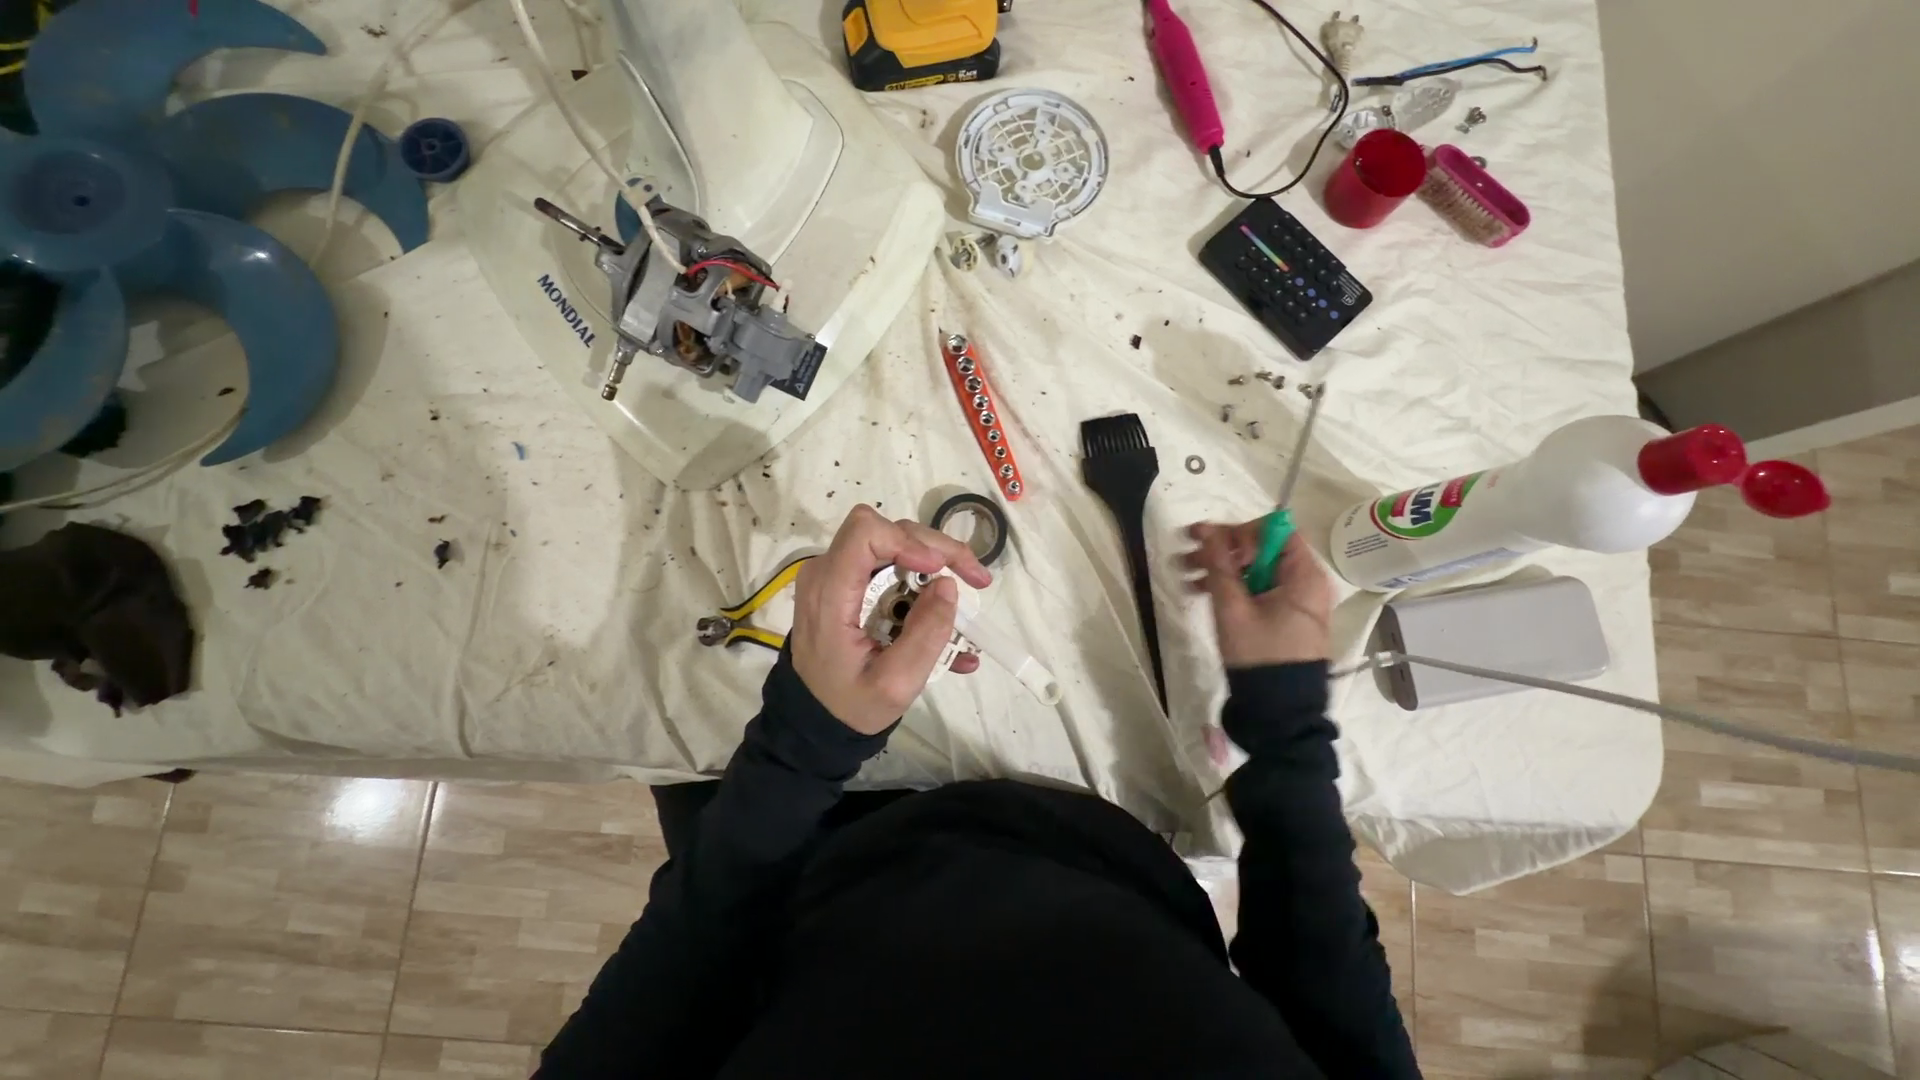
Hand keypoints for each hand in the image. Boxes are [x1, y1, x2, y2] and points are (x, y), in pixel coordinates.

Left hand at [791, 504, 992, 734]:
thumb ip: (924, 635)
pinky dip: (922, 584)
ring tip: (966, 602)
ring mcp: (837, 577)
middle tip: (975, 580)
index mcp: (830, 593)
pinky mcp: (848, 586)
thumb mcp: (895, 683)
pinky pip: (891, 567)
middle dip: (937, 550)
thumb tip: (948, 585)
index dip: (910, 542)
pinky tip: (949, 623)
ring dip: (934, 566)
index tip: (941, 571)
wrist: (815, 721)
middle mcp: (828, 573)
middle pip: (887, 532)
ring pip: (893, 544)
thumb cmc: (850, 705)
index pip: (866, 533)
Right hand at [1181, 522, 1332, 667]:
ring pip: (1255, 569)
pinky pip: (1257, 589)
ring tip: (1184, 573)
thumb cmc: (1259, 655)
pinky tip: (1198, 590)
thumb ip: (1219, 566)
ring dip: (1220, 567)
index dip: (1240, 532)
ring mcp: (1296, 600)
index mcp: (1304, 575)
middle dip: (1222, 550)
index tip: (1211, 544)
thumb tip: (1206, 530)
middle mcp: (1306, 582)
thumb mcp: (1232, 609)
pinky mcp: (1284, 616)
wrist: (1279, 710)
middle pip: (1262, 549)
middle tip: (1186, 554)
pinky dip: (1231, 586)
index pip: (1275, 531)